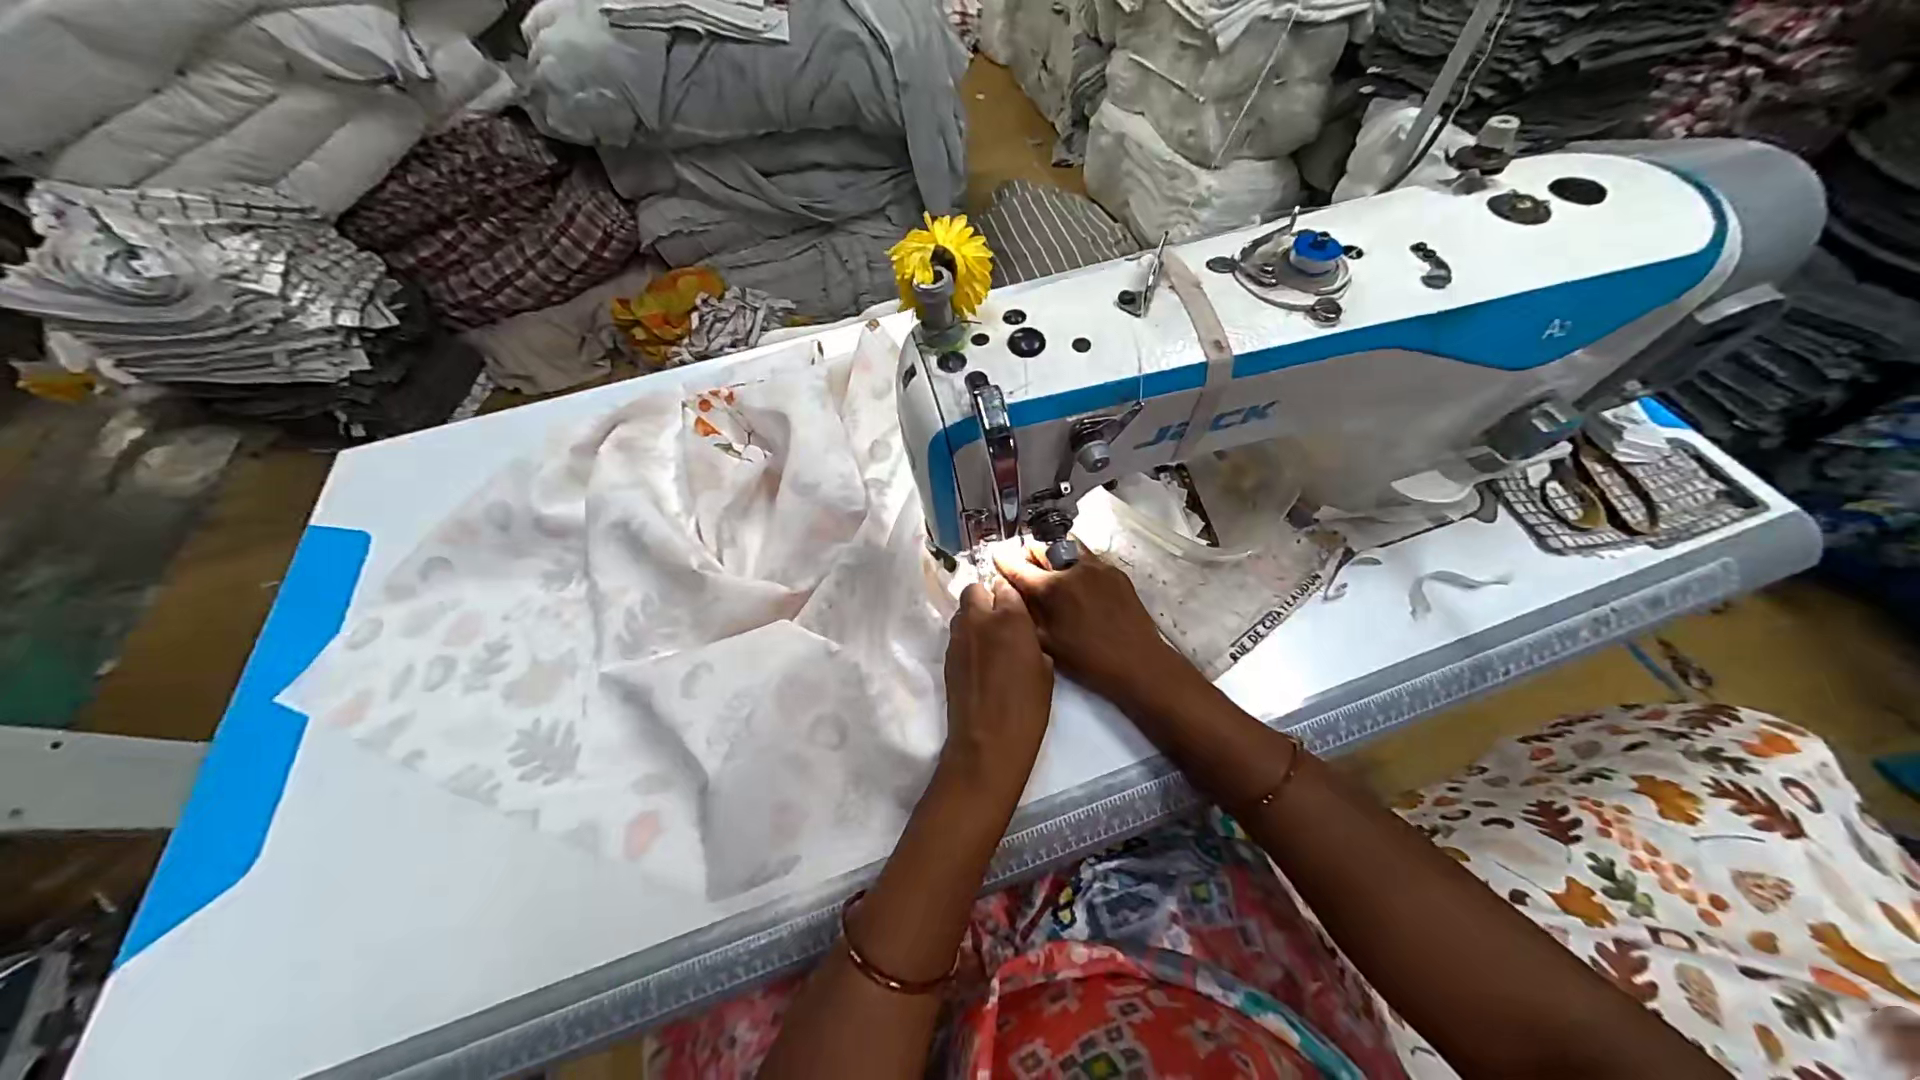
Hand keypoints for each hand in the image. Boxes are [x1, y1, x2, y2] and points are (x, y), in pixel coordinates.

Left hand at [942, 578, 1053, 795]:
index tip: (1019, 607)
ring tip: (989, 639)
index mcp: (1010, 617)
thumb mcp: (1046, 670)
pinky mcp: (947, 656)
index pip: (1005, 586)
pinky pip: (957, 634)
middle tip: (1001, 618)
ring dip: (974, 616)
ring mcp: (958, 637)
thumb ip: (1032, 640)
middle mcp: (979, 619)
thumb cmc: (1027, 707)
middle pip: (974, 590)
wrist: (988, 740)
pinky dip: (967, 638)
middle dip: (986, 597)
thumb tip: (1023, 634)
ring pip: (962, 611)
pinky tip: (979, 659)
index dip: (1012, 595)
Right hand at [994, 546, 1199, 713]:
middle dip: (1027, 553)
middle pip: (1041, 547)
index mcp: (1051, 588)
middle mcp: (1072, 568)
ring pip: (1066, 546)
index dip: (1003, 560)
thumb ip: (1025, 613)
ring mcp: (1097, 567)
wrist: (1138, 662)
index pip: (1017, 565)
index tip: (996, 556)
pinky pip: (1087, 557)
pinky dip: (1075, 562)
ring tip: (1049, 568)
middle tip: (1023, 565)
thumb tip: (1011, 594)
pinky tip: (1076, 581)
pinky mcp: (1115, 572)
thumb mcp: (1046, 642)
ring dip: (1052, 553)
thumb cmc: (1087, 660)